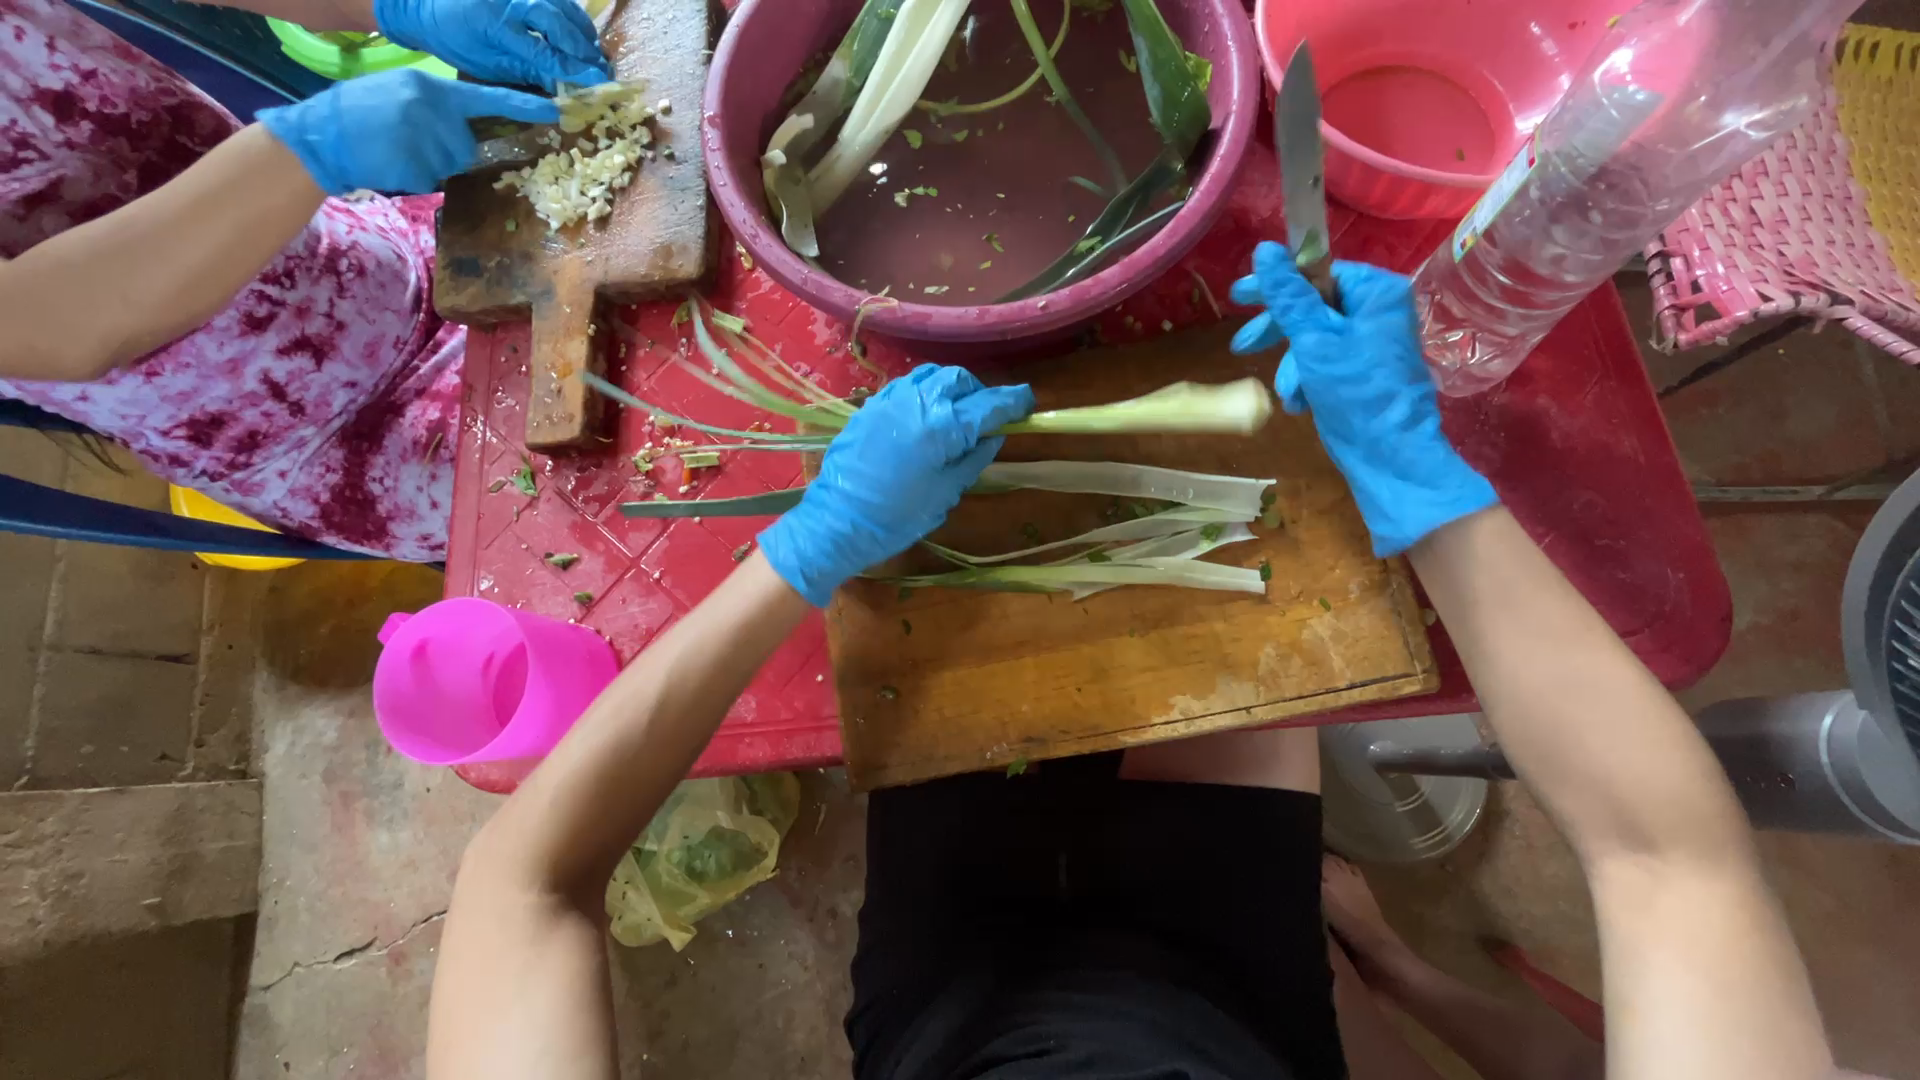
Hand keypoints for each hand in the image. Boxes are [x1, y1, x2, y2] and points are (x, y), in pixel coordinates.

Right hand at [258, 70, 558, 195]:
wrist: (316, 135)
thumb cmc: (359, 114)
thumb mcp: (399, 93)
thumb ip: (437, 106)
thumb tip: (470, 127)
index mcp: (429, 87)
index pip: (487, 98)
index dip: (522, 105)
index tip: (554, 110)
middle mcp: (432, 109)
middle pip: (467, 146)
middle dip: (444, 150)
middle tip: (404, 139)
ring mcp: (425, 138)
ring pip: (451, 165)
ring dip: (429, 163)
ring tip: (394, 148)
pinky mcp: (417, 165)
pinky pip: (432, 180)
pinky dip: (414, 177)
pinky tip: (389, 162)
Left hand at [374, 0, 611, 91]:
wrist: (424, 2)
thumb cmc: (456, 40)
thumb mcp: (490, 64)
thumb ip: (529, 70)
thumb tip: (566, 87)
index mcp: (496, 25)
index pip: (545, 52)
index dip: (575, 69)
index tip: (599, 84)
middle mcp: (508, 1)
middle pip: (558, 22)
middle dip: (584, 48)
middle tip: (604, 69)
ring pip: (560, 6)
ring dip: (583, 31)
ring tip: (596, 52)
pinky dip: (571, 15)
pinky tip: (581, 33)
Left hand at [760, 365, 1034, 606]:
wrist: (838, 522)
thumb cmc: (897, 516)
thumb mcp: (946, 492)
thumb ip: (974, 458)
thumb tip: (994, 436)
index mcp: (943, 425)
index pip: (988, 403)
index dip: (1013, 402)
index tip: (1028, 403)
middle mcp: (918, 401)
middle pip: (958, 379)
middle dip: (978, 391)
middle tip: (987, 414)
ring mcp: (890, 399)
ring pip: (931, 375)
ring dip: (950, 387)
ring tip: (956, 411)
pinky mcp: (871, 406)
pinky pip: (906, 386)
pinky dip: (924, 392)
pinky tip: (925, 415)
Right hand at [1230, 241, 1496, 555]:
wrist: (1387, 453)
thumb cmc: (1356, 391)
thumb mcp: (1314, 339)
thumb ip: (1288, 295)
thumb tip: (1264, 250)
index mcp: (1375, 292)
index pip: (1319, 271)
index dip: (1277, 283)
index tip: (1239, 296)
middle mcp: (1373, 311)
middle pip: (1310, 305)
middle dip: (1278, 332)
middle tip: (1241, 346)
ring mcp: (1364, 342)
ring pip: (1308, 338)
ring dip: (1290, 366)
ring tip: (1290, 393)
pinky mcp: (1353, 371)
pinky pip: (1316, 362)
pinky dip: (1303, 380)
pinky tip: (1299, 403)